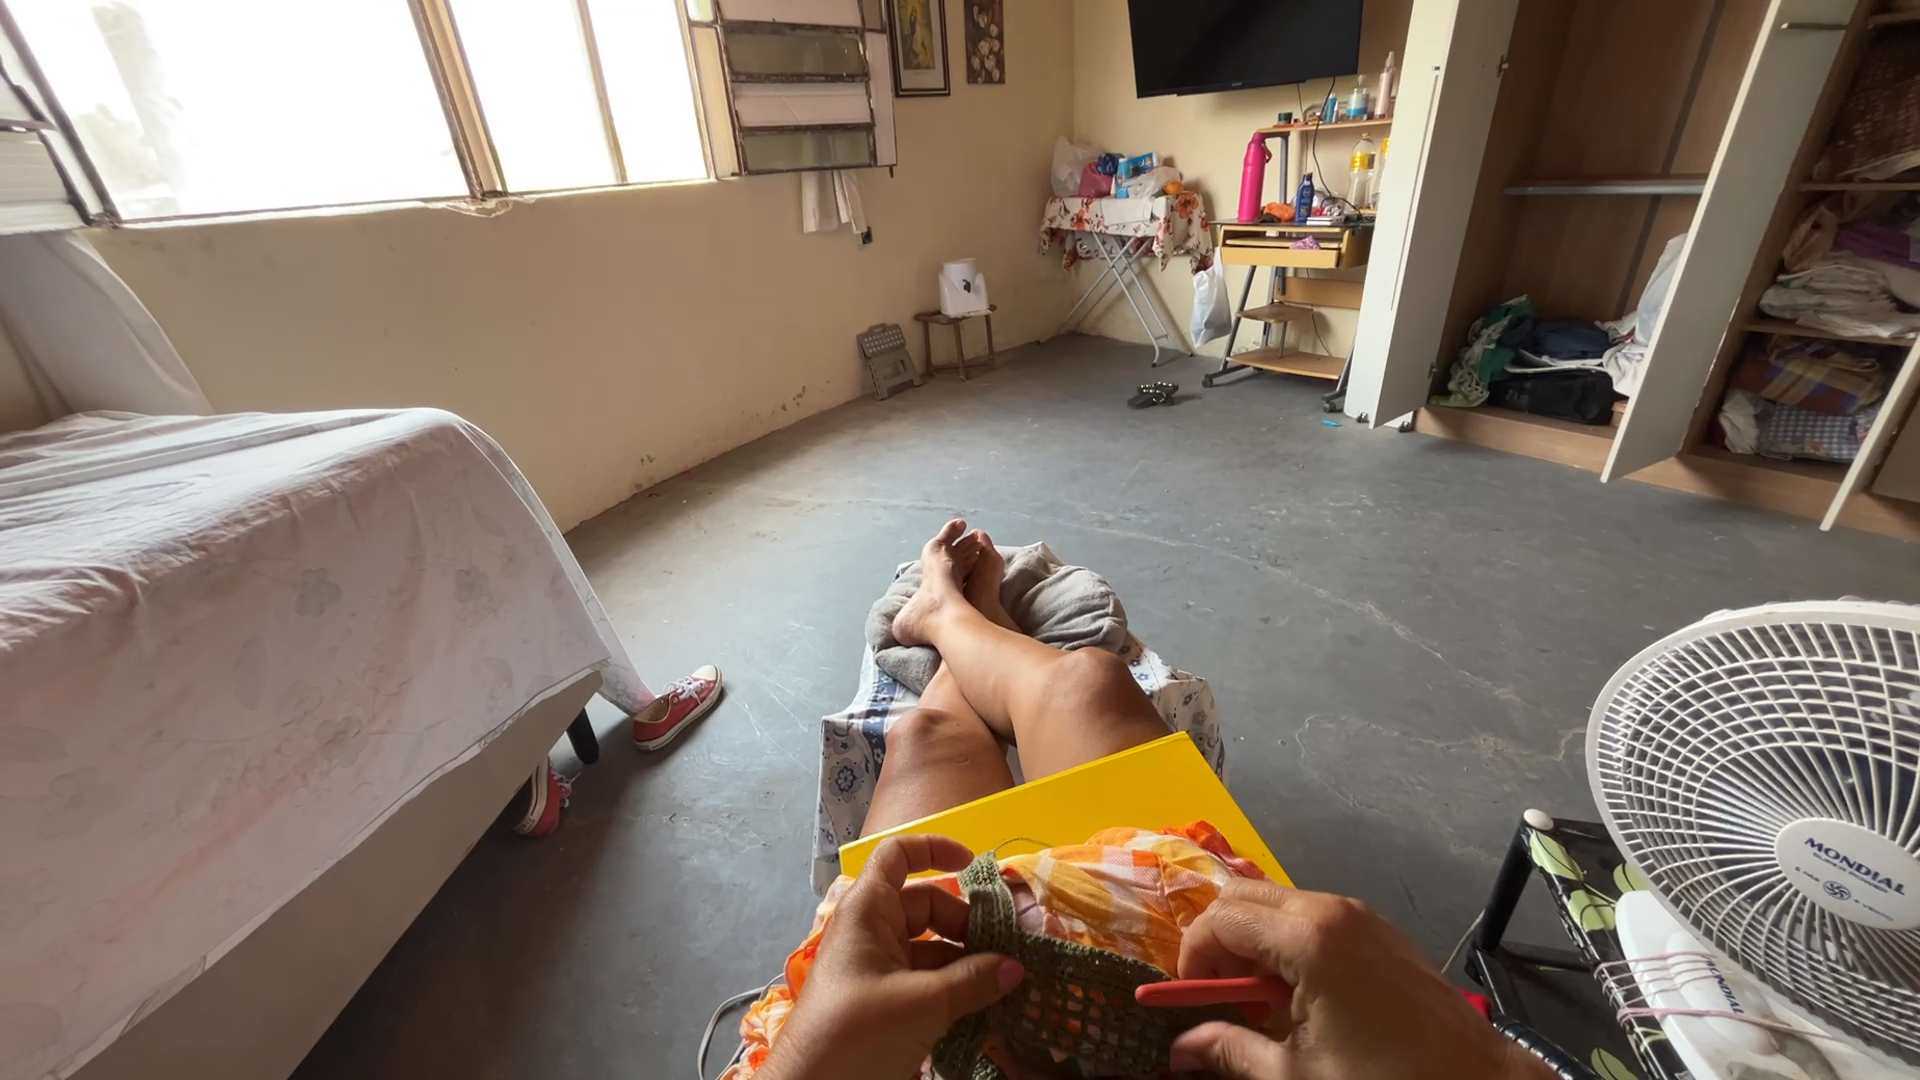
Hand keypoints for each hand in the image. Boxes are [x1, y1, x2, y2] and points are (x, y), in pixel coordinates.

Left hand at [758, 835, 1025, 1079]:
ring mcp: (875, 967)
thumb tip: (1016, 967)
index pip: (899, 854)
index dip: (935, 849)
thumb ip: (972, 983)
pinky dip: (953, 989)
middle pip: (926, 905)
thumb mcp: (921, 1005)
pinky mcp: (881, 1002)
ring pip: (929, 947)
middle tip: (1006, 949)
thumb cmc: (855, 1033)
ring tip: (1005, 983)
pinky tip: (983, 1008)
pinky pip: (924, 981)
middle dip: (966, 923)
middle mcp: (871, 929)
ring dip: (965, 962)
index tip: (975, 865)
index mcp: (869, 909)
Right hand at [1170, 880, 1551, 1079]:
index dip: (1194, 954)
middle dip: (1219, 939)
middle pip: (1241, 896)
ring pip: (1273, 901)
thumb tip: (1180, 1048)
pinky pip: (1308, 913)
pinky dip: (1285, 938)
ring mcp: (1355, 912)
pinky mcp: (1376, 926)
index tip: (1192, 996)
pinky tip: (1300, 991)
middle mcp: (1326, 909)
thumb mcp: (1298, 1077)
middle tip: (1222, 992)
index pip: (1220, 920)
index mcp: (1306, 938)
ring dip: (1252, 938)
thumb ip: (1231, 1050)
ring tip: (1262, 999)